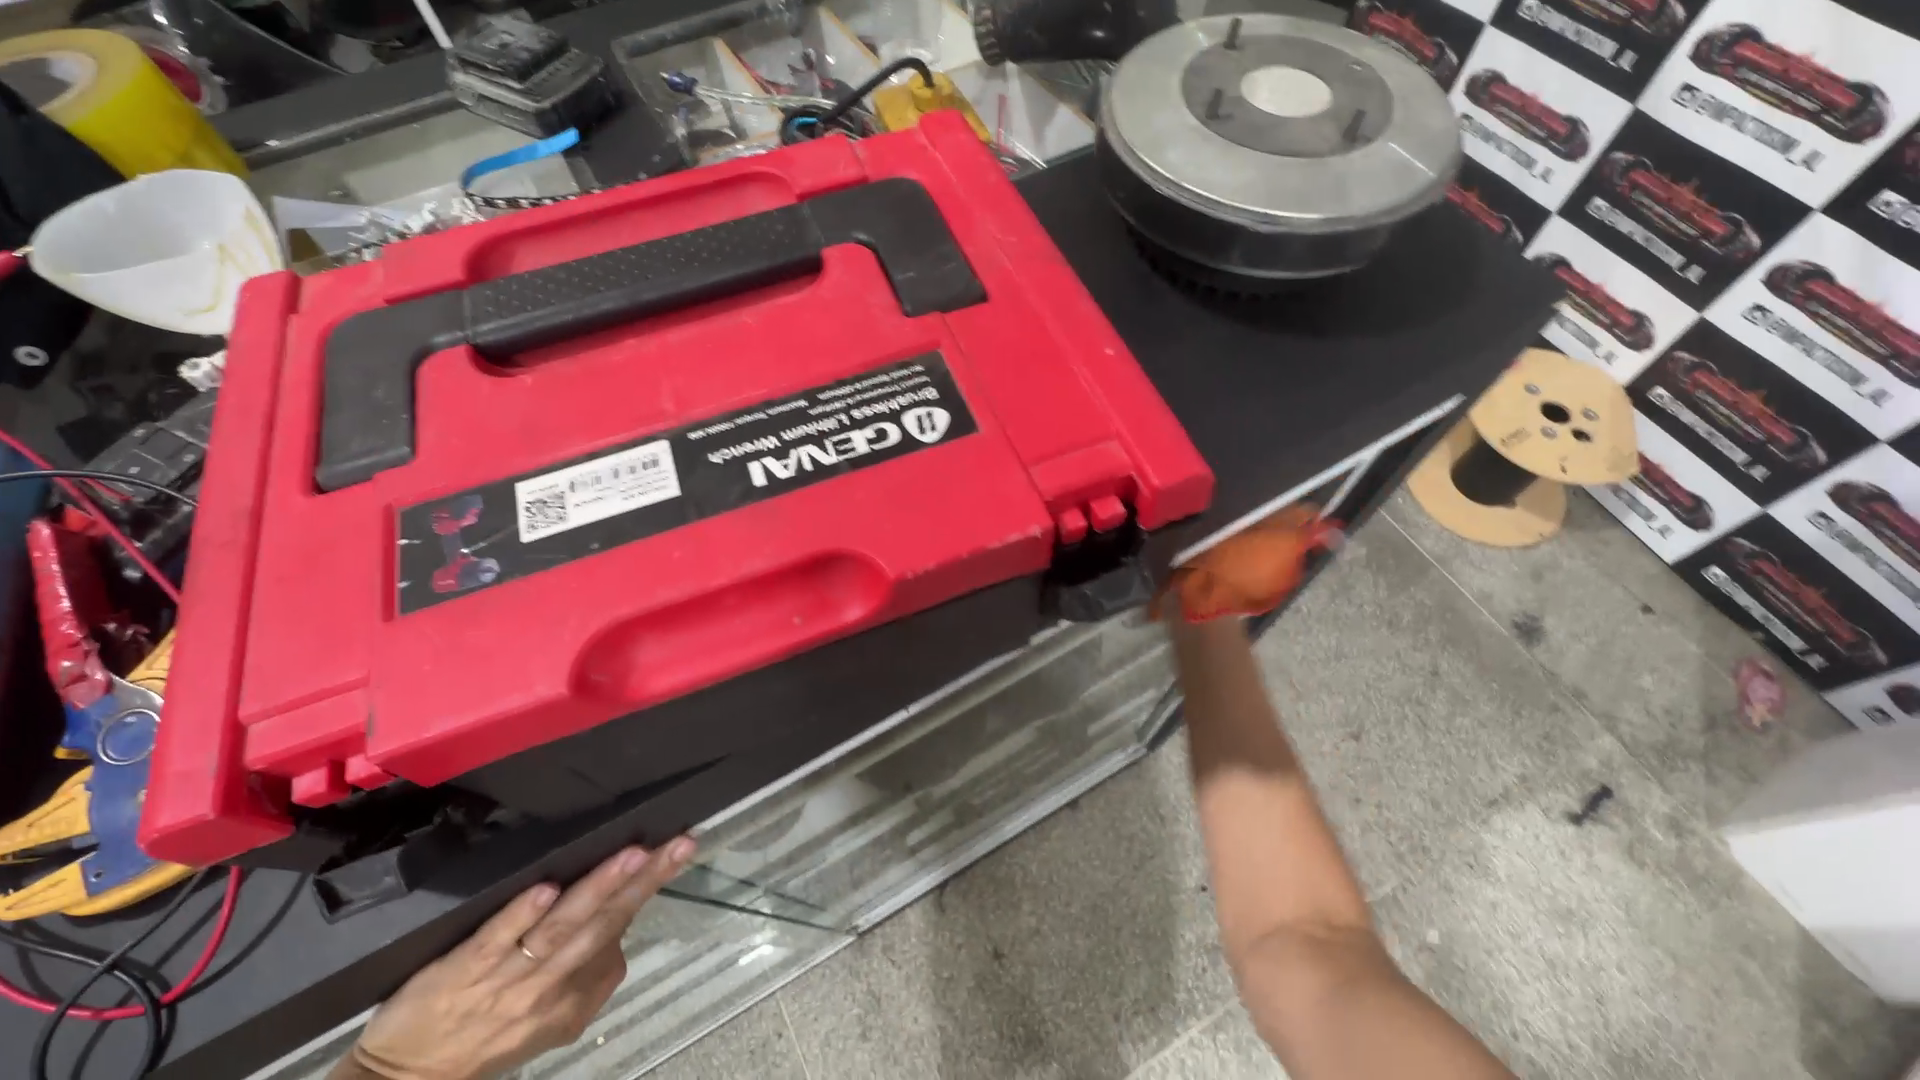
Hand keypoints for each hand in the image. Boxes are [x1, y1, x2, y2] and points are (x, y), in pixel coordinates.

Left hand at [332, 837, 695, 1079]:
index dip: (649, 889)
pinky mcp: (460, 971)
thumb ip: (587, 980)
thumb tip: (619, 930)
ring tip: (632, 855)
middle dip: (644, 882)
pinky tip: (546, 890)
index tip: (679, 848)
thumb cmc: (482, 1042)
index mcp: (571, 1002)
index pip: (617, 935)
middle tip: (678, 845)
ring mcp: (505, 979)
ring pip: (561, 930)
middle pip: (603, 927)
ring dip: (599, 890)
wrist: (403, 1079)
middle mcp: (547, 989)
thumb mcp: (547, 1025)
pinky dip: (522, 916)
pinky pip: (496, 941)